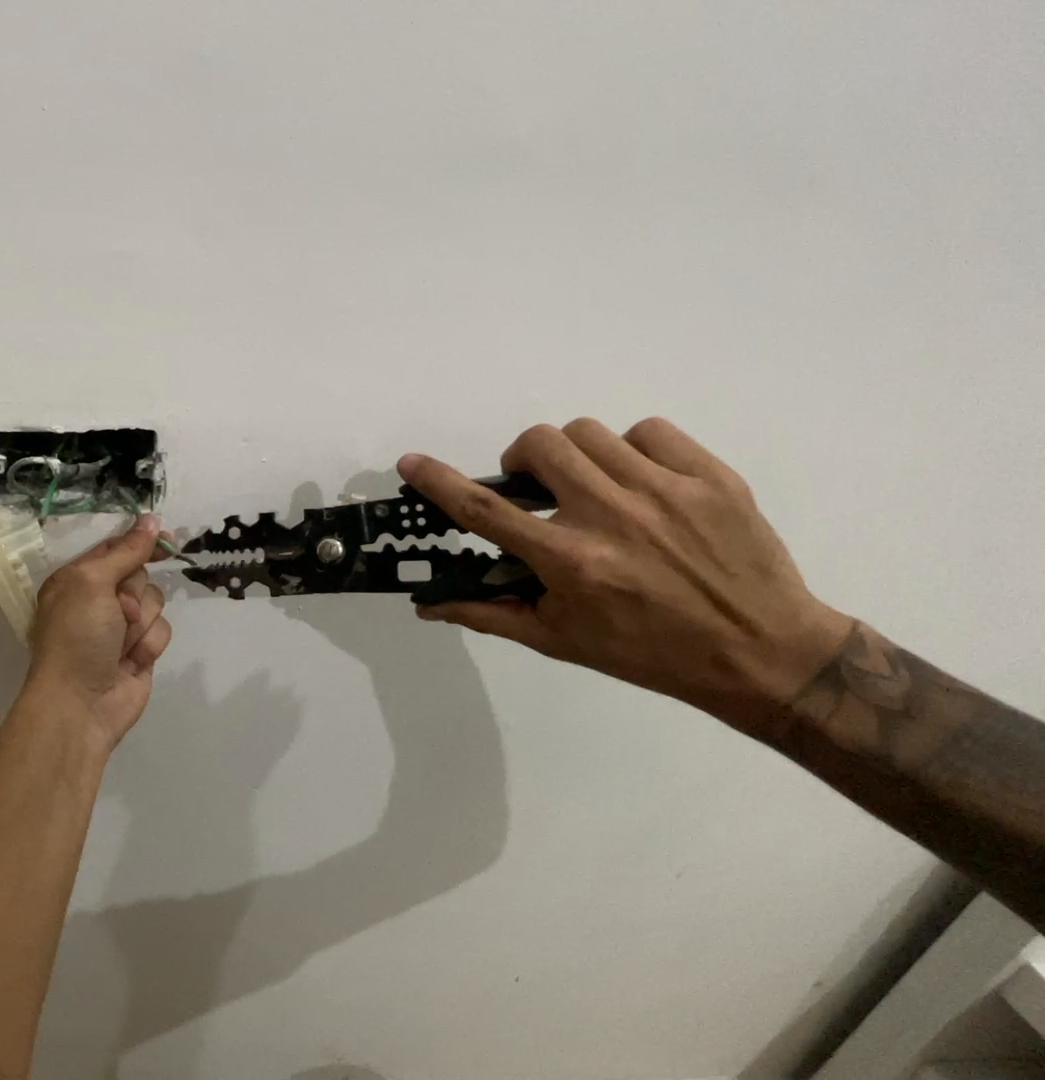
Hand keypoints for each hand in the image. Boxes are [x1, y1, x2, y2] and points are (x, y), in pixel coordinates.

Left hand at [21, 515, 174, 749]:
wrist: (81, 703)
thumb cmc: (77, 636)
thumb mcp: (92, 582)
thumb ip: (126, 550)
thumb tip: (151, 518)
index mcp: (77, 579)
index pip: (116, 548)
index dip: (141, 543)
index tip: (167, 540)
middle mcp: (98, 600)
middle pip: (140, 575)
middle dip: (134, 593)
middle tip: (118, 612)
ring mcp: (121, 627)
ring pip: (156, 603)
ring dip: (142, 623)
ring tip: (120, 644)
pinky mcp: (140, 651)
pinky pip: (162, 632)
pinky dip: (148, 645)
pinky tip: (130, 661)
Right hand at [400, 418, 853, 717]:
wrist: (762, 652)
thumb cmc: (646, 652)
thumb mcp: (558, 640)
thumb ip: (487, 614)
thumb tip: (427, 603)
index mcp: (569, 561)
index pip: (484, 509)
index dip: (438, 481)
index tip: (412, 462)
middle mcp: (610, 516)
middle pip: (539, 445)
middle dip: (521, 459)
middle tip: (534, 487)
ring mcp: (665, 490)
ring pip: (589, 432)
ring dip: (572, 455)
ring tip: (589, 486)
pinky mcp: (711, 476)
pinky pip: (649, 431)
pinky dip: (630, 449)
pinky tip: (638, 481)